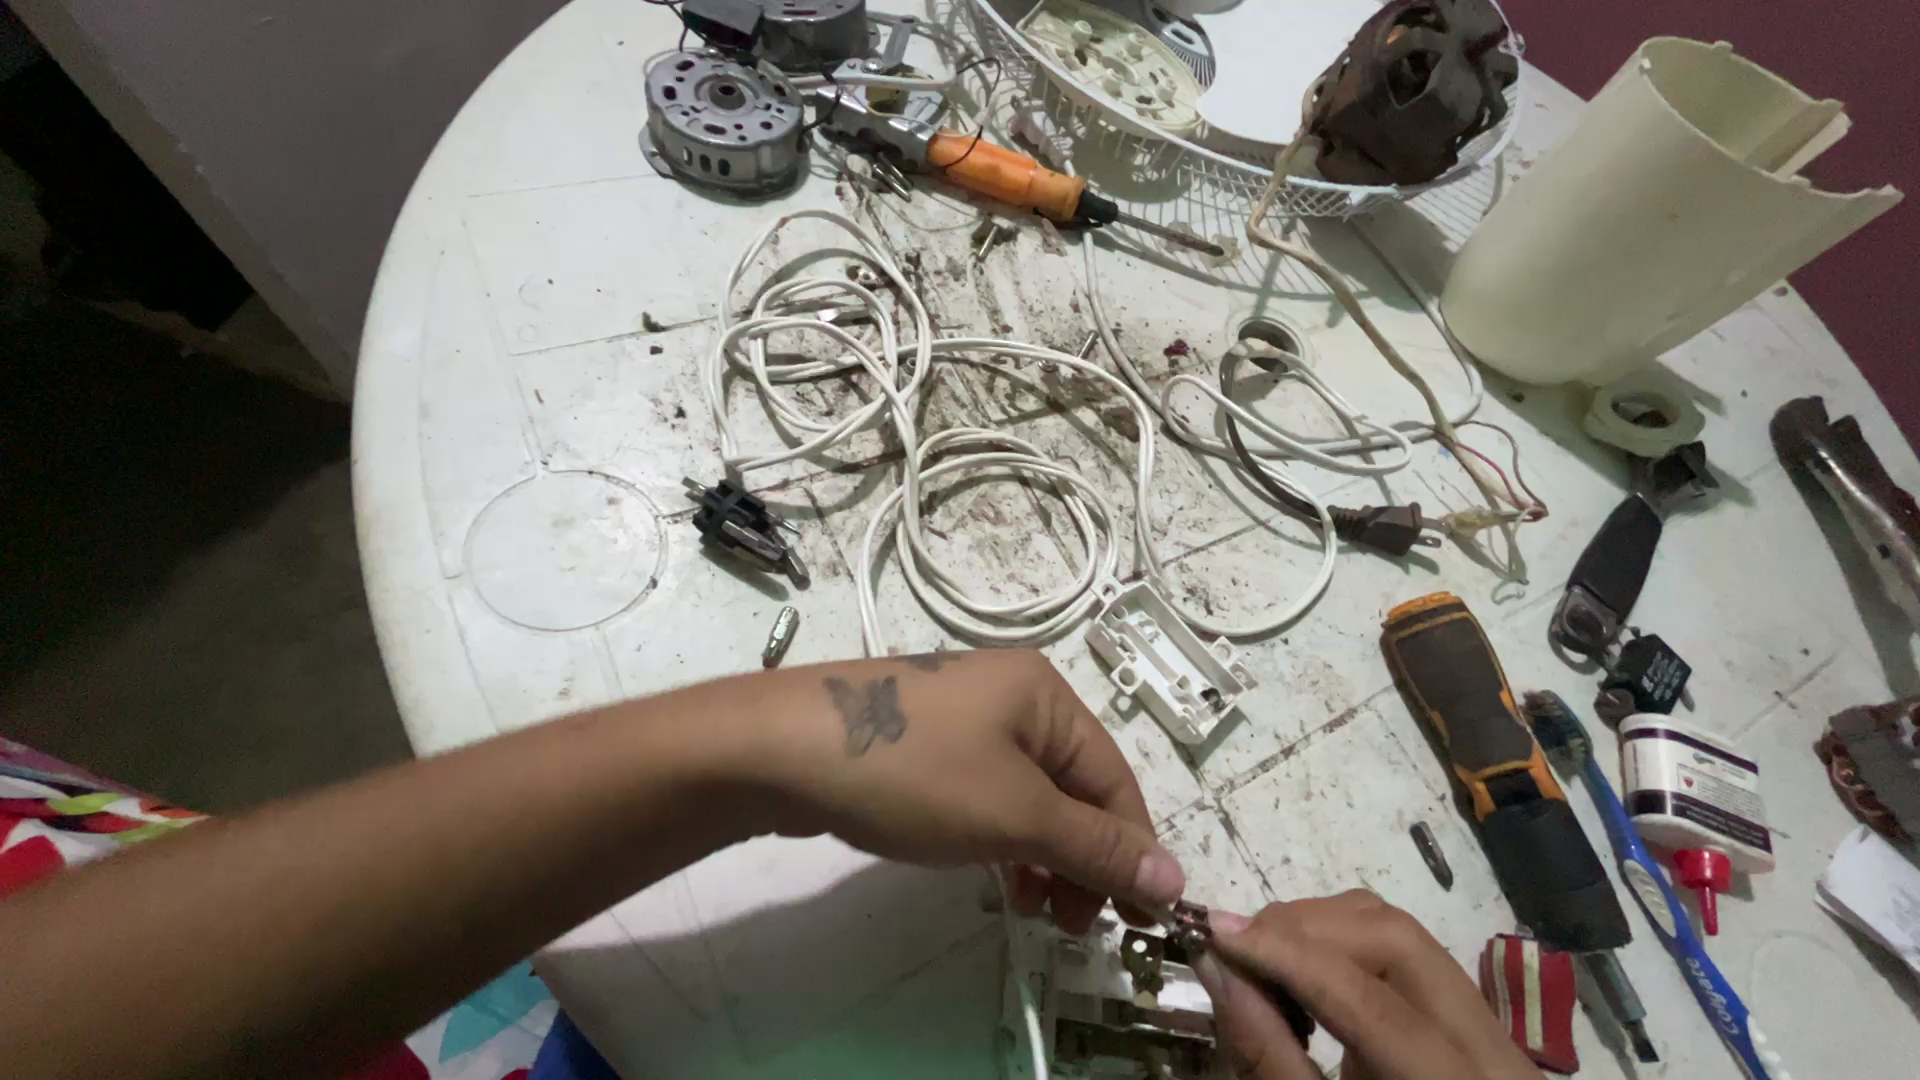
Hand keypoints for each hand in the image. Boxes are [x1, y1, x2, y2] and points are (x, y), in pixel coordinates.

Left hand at [736, 649, 1184, 931]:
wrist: (784, 749)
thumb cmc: (914, 772)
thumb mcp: (1014, 814)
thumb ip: (1095, 846)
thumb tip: (1175, 877)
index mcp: (1044, 694)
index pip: (1113, 777)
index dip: (1130, 849)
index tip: (1133, 919)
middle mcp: (1011, 695)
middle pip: (1072, 786)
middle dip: (1081, 856)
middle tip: (1072, 924)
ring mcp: (965, 717)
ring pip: (1029, 795)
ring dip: (1042, 854)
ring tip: (1033, 909)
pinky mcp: (929, 743)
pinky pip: (987, 793)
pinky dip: (1001, 836)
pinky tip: (995, 875)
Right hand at [1194, 892, 1541, 1079]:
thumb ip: (1265, 1054)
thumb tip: (1214, 961)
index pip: (1371, 1002)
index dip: (1288, 959)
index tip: (1214, 932)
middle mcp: (1492, 1047)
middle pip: (1389, 938)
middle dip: (1300, 932)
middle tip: (1236, 950)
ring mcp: (1483, 1018)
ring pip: (1386, 924)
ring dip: (1309, 929)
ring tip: (1262, 966)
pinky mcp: (1459, 1004)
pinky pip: (1389, 940)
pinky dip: (1329, 940)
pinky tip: (1298, 976)